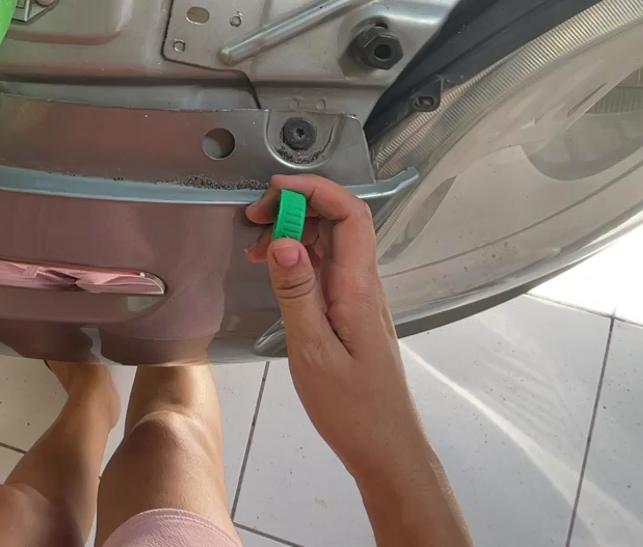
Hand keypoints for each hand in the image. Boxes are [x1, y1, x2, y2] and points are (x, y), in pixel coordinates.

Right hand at [246, 178, 470, 546]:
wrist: (387, 452)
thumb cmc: (352, 408)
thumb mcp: (313, 351)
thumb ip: (297, 293)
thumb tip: (282, 240)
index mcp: (358, 287)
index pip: (350, 215)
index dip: (315, 189)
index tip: (273, 191)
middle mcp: (362, 282)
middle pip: (338, 218)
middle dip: (296, 203)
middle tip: (254, 217)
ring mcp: (357, 294)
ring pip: (329, 239)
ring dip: (293, 227)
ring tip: (255, 242)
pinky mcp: (348, 308)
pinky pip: (324, 263)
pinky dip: (295, 253)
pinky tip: (271, 265)